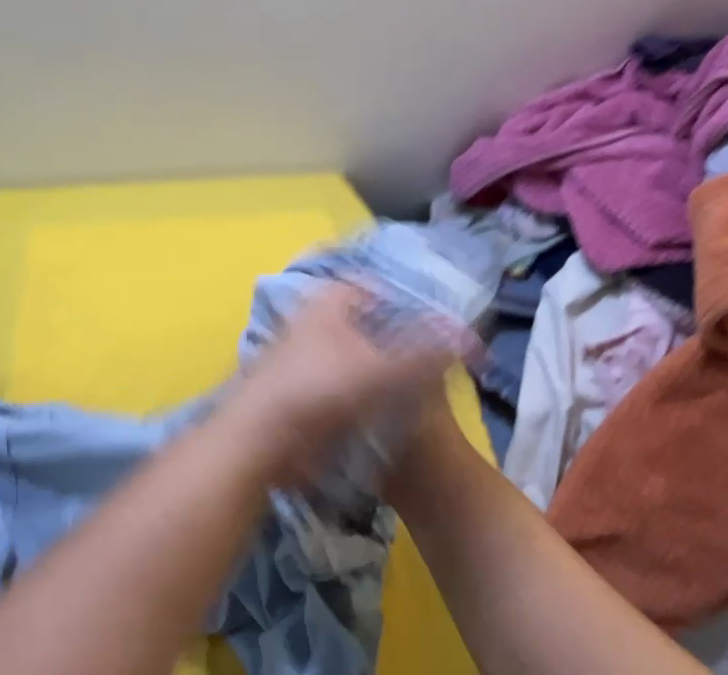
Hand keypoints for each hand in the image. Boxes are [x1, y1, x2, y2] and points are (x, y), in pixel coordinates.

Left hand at [228, 284, 467, 475]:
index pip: (372, 287)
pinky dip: (363, 395)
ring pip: (353, 355)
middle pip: (364, 322)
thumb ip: (426, 353)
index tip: (434, 324)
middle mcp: (312, 322)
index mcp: (328, 303)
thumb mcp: (381, 370)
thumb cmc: (318, 391)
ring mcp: (301, 358)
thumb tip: (467, 334)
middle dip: (395, 337)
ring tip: (418, 389)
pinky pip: (340, 386)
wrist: (259, 441)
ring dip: (380, 370)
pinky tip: (386, 414)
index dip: (404, 301)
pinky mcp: (298, 392)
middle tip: (432, 358)